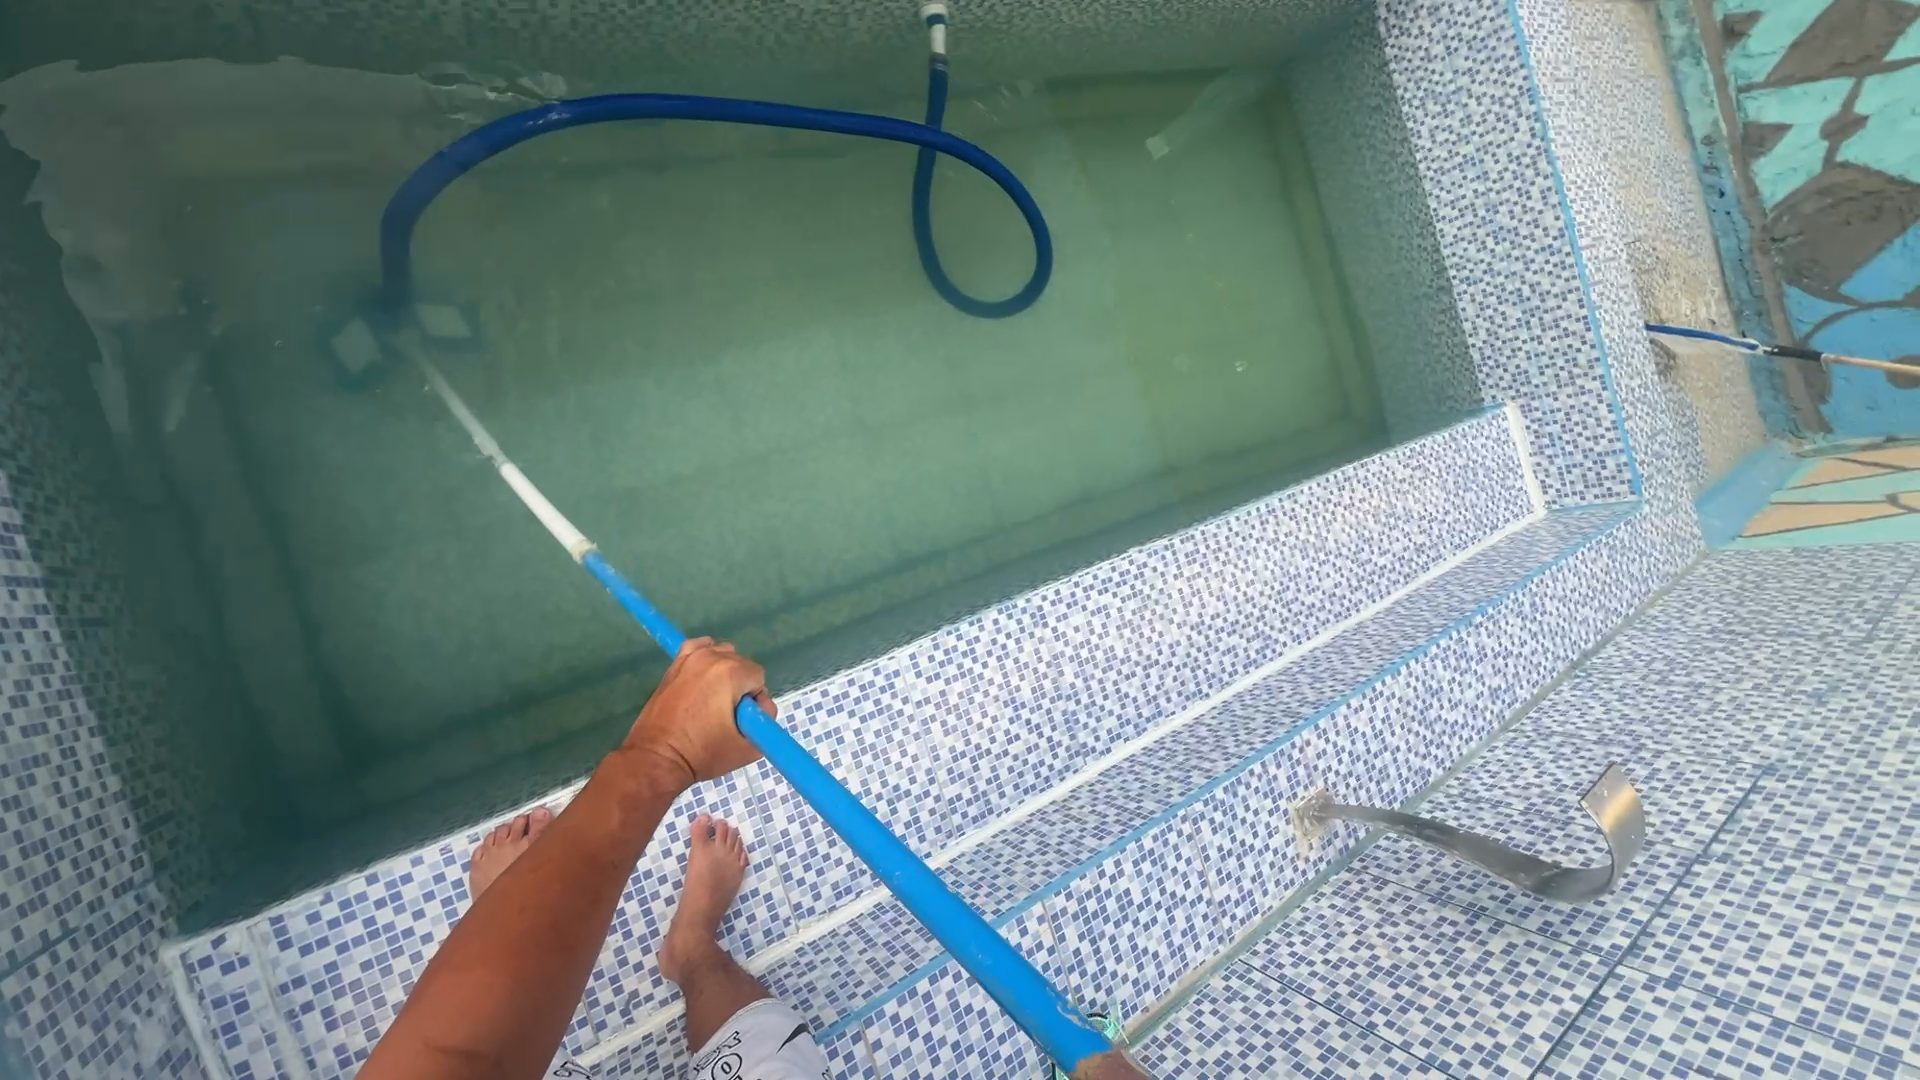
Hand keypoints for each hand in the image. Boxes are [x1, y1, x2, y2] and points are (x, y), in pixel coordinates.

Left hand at [620, 637, 771, 790]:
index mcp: (731, 672)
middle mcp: (712, 657)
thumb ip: (766, 719)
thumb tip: (760, 706)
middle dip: (740, 687)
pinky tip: (705, 676)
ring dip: (724, 674)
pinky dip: (706, 657)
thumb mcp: (748, 746)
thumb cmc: (702, 753)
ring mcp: (690, 658)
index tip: (742, 720)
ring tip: (713, 701)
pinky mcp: (675, 665)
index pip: (758, 678)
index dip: (755, 700)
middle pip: (741, 665)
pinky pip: (699, 647)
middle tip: (727, 715)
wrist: (657, 759)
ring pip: (723, 655)